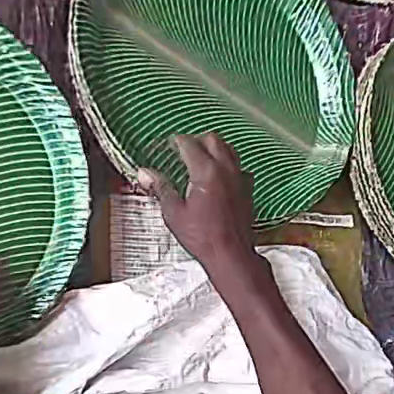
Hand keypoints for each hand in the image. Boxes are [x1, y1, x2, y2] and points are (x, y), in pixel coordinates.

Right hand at [136, 134, 256, 273]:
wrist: (230, 254)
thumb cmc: (204, 238)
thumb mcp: (174, 213)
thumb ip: (161, 188)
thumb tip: (145, 174)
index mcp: (206, 172)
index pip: (189, 144)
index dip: (177, 141)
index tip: (170, 144)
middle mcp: (226, 170)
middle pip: (213, 139)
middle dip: (197, 140)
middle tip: (184, 149)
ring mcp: (239, 178)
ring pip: (229, 150)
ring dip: (214, 149)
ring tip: (201, 159)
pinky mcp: (247, 190)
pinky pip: (239, 167)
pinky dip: (228, 165)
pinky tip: (220, 177)